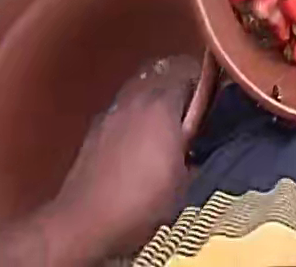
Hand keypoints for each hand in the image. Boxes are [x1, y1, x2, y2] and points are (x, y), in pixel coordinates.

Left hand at [39, 56, 199, 258]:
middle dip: (175, 91)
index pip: (186, 77)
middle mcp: (138, 97)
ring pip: (139, 92)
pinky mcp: (96, 124)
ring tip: (159, 127)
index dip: (199, 88)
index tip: (206, 103)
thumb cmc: (143, 201)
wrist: (88, 217)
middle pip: (161, 78)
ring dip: (151, 102)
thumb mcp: (182, 183)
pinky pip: (121, 110)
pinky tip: (132, 141)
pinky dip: (131, 118)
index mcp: (163, 105)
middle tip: (186, 114)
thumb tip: (196, 143)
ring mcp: (114, 109)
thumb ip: (192, 152)